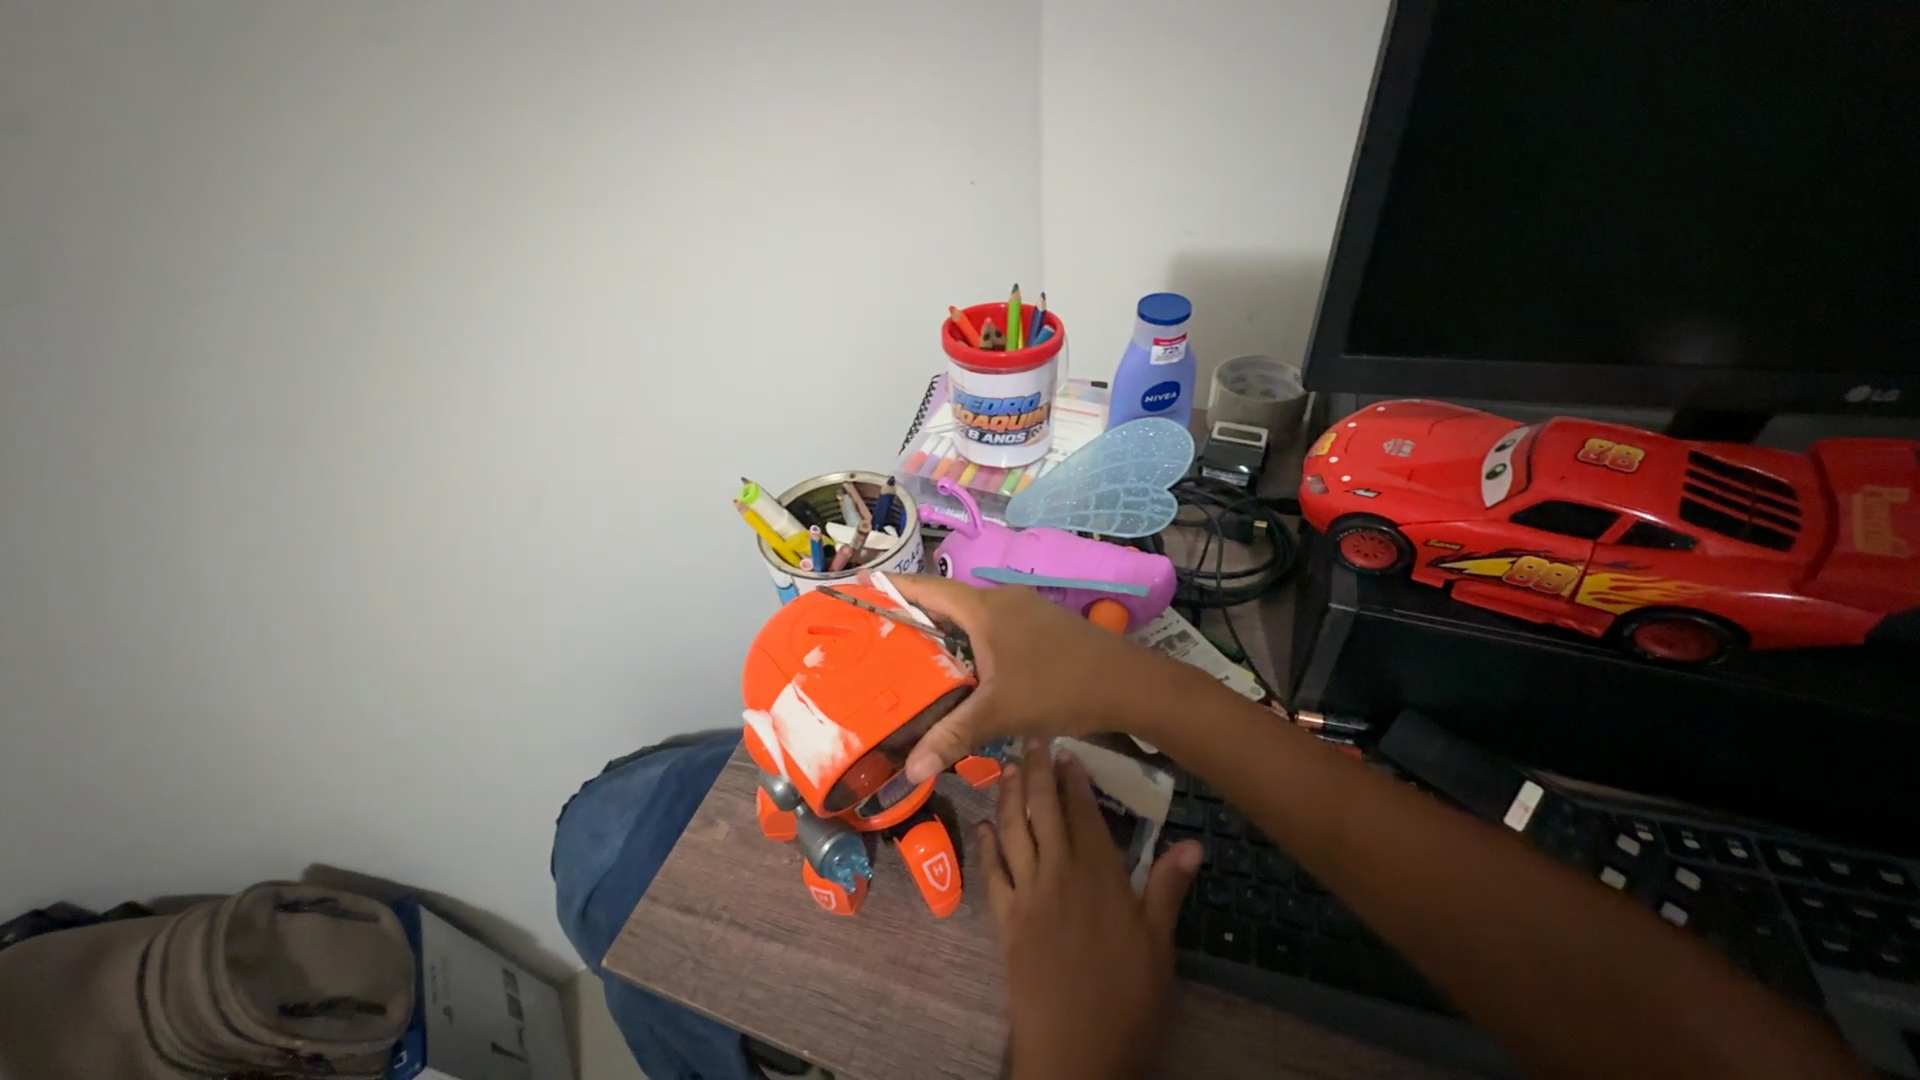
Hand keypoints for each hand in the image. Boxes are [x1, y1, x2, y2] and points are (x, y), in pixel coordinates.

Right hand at [892, 575, 1183, 781]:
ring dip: (942, 633)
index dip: (892, 587)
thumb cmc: (1059, 687)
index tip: (859, 590)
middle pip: (945, 602)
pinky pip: (991, 629)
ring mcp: (1024, 612)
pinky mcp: (1040, 628)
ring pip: (970, 617)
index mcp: (984, 608)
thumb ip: (953, 736)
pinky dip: (969, 644)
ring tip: (910, 660)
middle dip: (911, 618)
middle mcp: (1001, 601)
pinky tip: (961, 673)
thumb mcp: (1000, 712)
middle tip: (875, 641)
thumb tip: (910, 772)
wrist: (1128, 684)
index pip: (926, 587)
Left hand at [979, 741, 1202, 1079]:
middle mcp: (1059, 873)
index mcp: (1100, 875)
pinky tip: (982, 827)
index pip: (1084, 814)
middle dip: (1037, 773)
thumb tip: (1193, 841)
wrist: (1076, 1049)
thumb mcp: (1159, 944)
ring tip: (1007, 768)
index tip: (1066, 749)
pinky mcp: (1005, 920)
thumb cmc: (1128, 998)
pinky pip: (992, 873)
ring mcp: (1027, 894)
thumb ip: (1167, 887)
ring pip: (1013, 832)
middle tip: (1030, 739)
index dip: (1073, 779)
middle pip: (1043, 812)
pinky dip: (985, 846)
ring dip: (1009, 797)